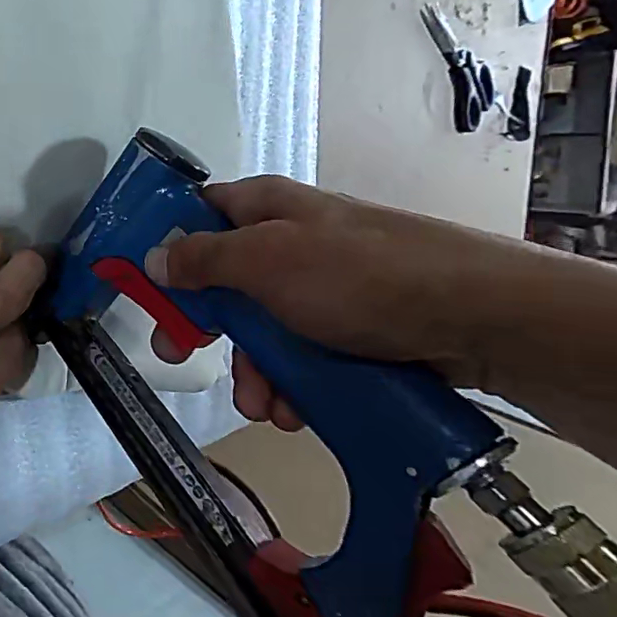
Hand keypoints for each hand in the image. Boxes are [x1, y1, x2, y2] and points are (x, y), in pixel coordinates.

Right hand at [141, 176, 571, 428]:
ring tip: (267, 404)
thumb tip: (154, 255)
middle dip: (209, 328)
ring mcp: (319, 285)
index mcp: (264, 208)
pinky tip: (296, 408)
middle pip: (223, 281)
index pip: (196, 215)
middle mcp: (287, 241)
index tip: (145, 288)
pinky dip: (291, 382)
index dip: (167, 247)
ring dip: (254, 370)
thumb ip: (204, 259)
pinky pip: (300, 352)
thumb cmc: (356, 275)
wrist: (470, 314)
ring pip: (261, 327)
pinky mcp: (347, 324)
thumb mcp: (267, 262)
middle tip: (183, 355)